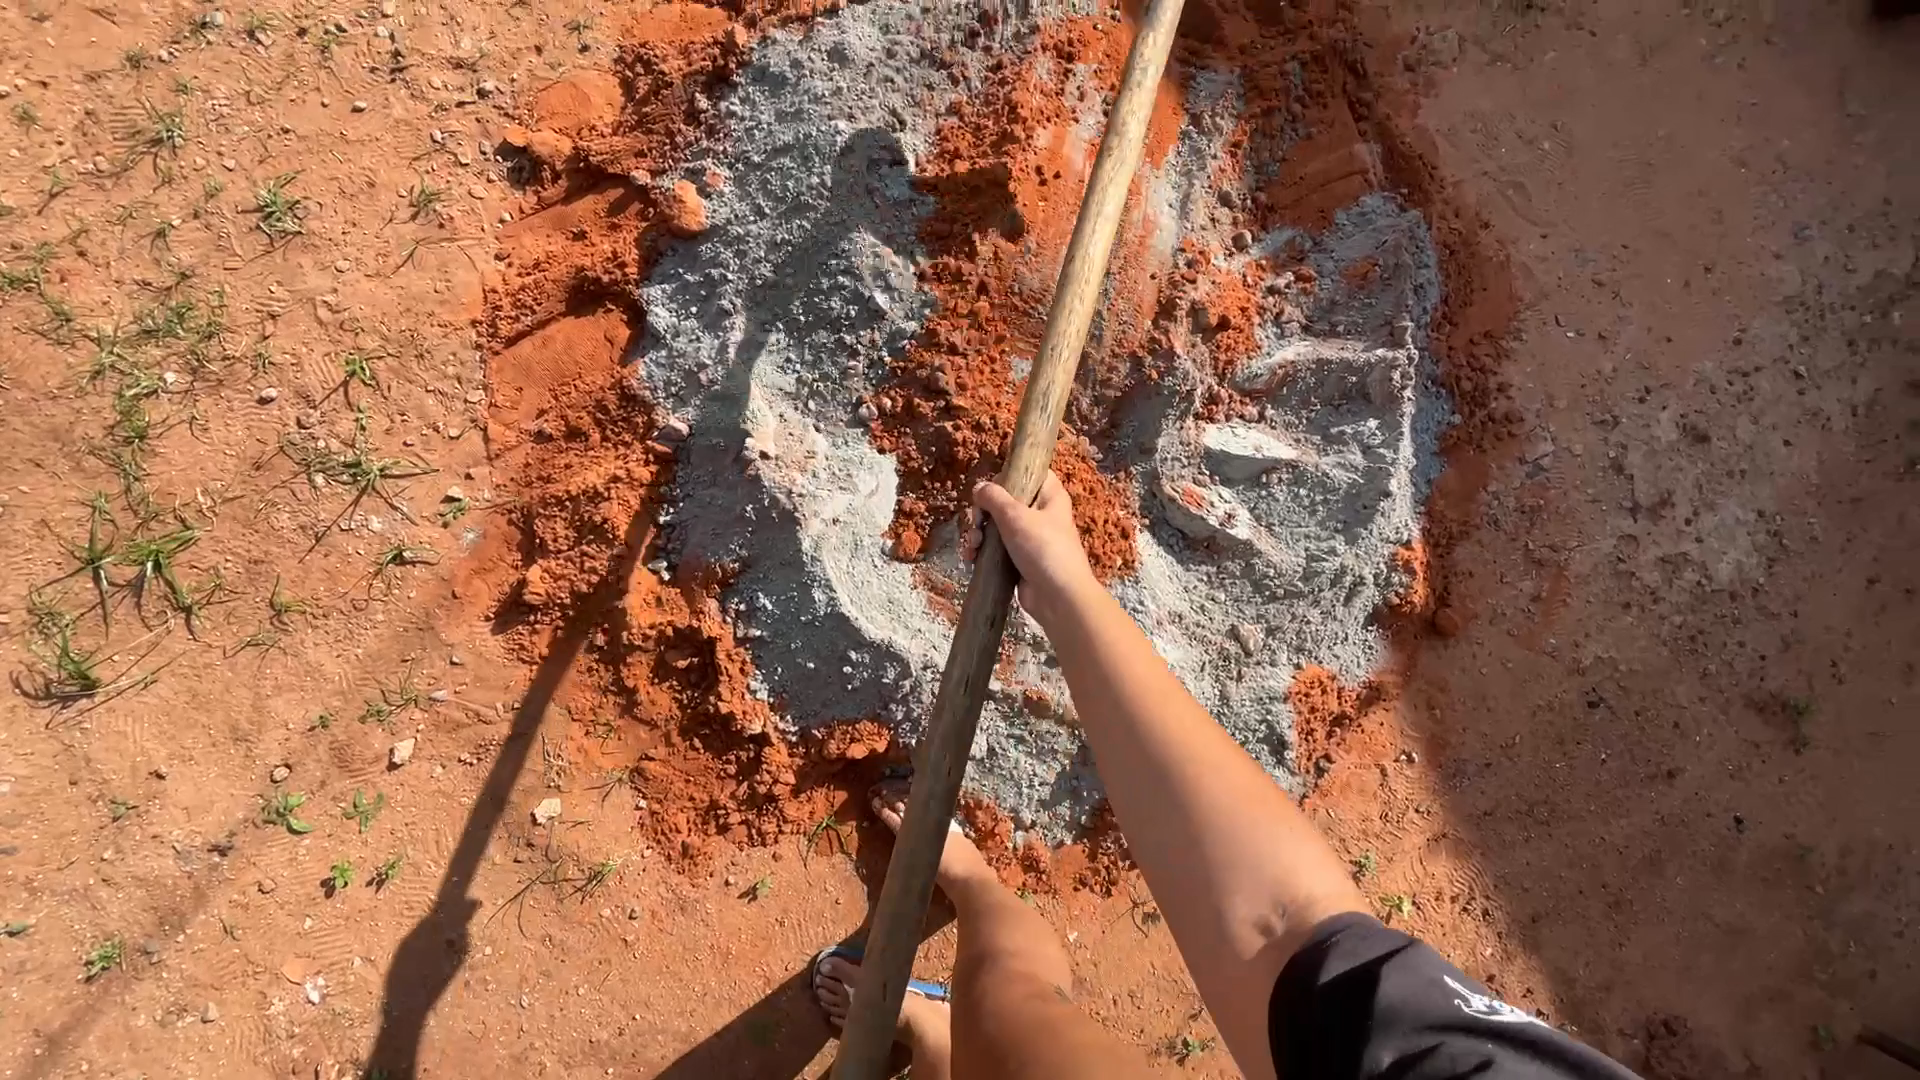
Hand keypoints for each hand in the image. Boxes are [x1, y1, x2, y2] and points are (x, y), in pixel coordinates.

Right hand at [964, 471, 1100, 627]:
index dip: (1008, 475)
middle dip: (983, 512)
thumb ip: (994, 497)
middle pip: (1003, 500)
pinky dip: (982, 551)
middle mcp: (1039, 513)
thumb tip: (979, 487)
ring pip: (995, 525)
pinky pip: (994, 548)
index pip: (1029, 472)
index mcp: (1049, 495)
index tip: (990, 487)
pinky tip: (972, 558)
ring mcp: (1027, 537)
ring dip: (978, 534)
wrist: (1058, 598)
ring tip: (974, 547)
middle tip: (977, 524)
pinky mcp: (1017, 559)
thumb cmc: (1043, 549)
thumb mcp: (1015, 516)